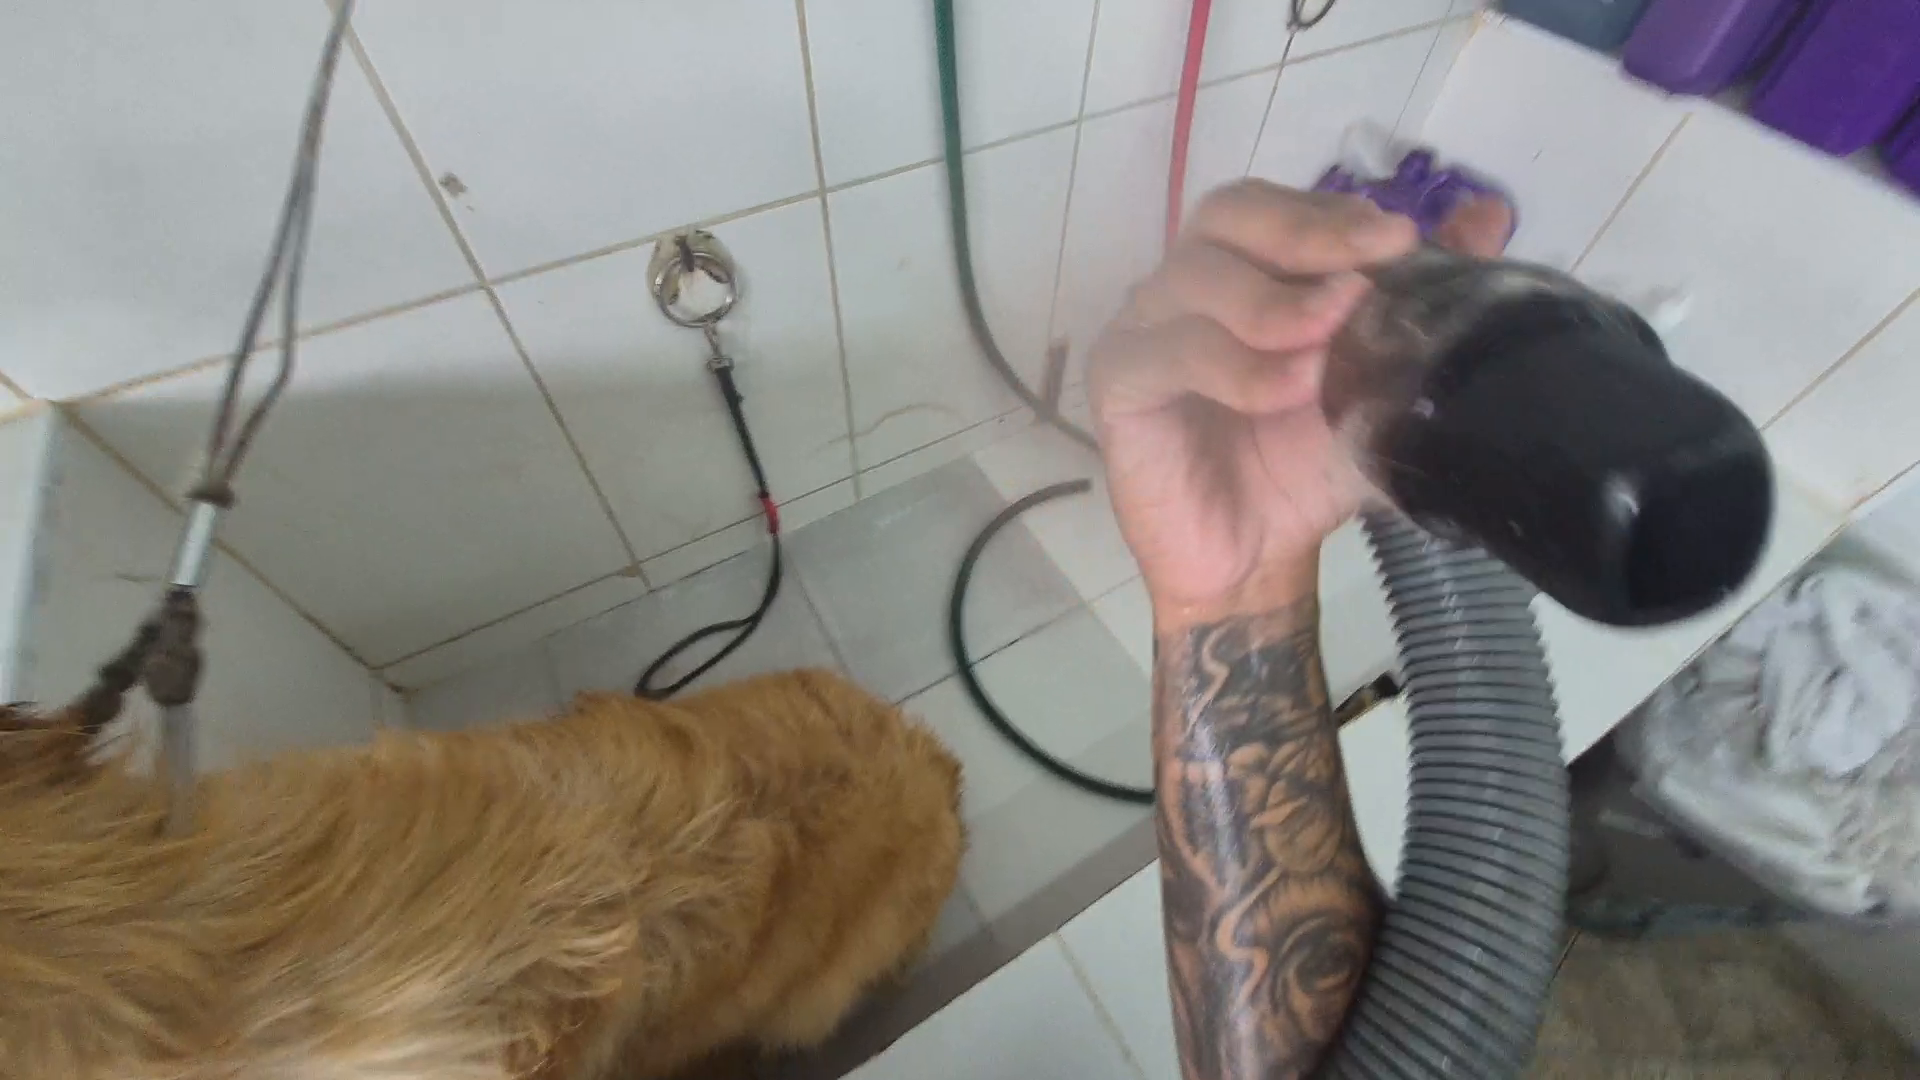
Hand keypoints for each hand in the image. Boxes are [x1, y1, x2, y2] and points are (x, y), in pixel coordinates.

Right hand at [1088, 181, 1512, 629]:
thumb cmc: (1305, 472)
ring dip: (1268, 305)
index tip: (1399, 242)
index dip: (1328, 213)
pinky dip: (1231, 365)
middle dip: (1299, 235)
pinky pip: (1166, 352)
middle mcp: (1183, 294)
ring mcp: (1142, 334)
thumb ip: (1420, 307)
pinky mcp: (1115, 385)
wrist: (1250, 559)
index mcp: (1240, 280)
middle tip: (1360, 280)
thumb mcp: (1378, 386)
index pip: (1271, 209)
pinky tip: (1283, 393)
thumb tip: (1485, 215)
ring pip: (1191, 278)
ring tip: (1326, 349)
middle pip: (1221, 217)